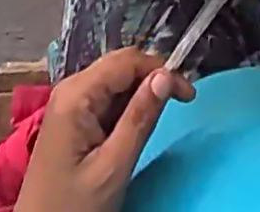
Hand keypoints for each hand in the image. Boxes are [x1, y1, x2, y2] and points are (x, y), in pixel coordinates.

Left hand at [16, 48, 195, 211]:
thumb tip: (165, 76)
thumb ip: (139, 119)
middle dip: (153, 77)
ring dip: (141, 91)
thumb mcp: (112, 167)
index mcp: (77, 93)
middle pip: (120, 66)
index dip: (161, 69)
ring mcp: (69, 101)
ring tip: (163, 112)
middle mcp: (71, 87)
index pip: (126, 61)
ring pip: (114, 80)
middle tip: (183, 100)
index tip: (189, 94)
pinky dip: (127, 105)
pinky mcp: (72, 117)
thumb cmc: (73, 206)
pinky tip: (138, 122)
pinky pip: (105, 98)